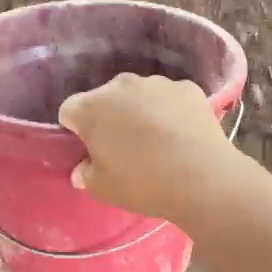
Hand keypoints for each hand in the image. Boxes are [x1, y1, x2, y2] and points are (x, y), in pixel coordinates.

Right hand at [57, 73, 241, 223]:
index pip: (69, 111)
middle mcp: (120, 85)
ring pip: (138, 95)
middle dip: (108, 117)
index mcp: (91, 108)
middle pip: (105, 98)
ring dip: (139, 110)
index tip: (89, 149)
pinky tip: (180, 135)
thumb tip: (82, 169)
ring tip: (156, 140)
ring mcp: (156, 83)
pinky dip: (170, 111)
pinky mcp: (187, 87)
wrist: (202, 178)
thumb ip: (85, 174)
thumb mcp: (103, 188)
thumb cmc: (143, 183)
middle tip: (123, 146)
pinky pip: (169, 98)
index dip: (76, 130)